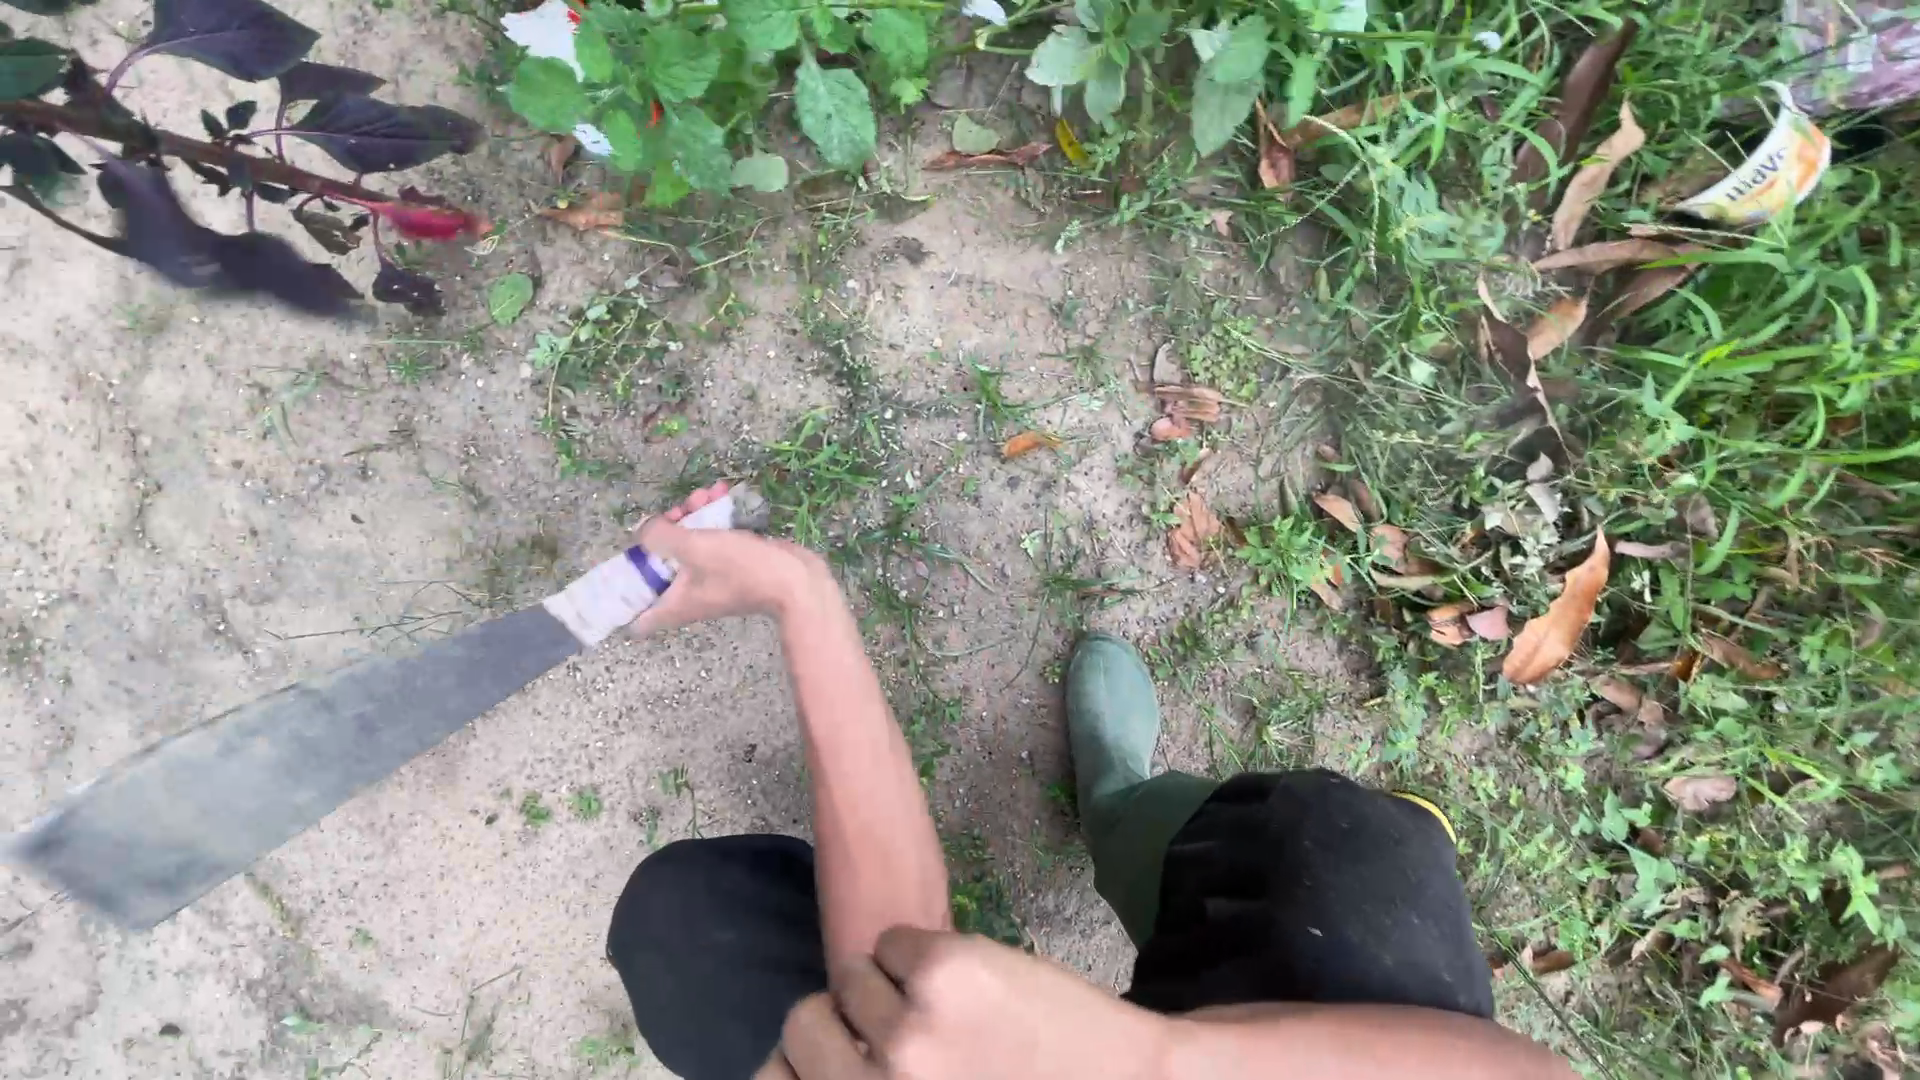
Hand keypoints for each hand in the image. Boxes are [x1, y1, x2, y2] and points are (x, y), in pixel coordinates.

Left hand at [628, 481, 832, 636]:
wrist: (796, 579)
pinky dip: (714, 519)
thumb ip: (659, 536)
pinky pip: (713, 540)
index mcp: (673, 605)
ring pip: (688, 546)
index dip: (623, 599)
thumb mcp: (693, 548)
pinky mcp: (733, 564)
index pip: (635, 621)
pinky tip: (722, 493)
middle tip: (677, 511)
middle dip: (665, 533)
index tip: (626, 563)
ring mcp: (712, 579)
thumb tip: (644, 530)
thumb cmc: (742, 570)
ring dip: (693, 516)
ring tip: (706, 493)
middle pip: (659, 566)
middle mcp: (688, 596)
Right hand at [758, 927, 1172, 1079]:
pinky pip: (895, 940)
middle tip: (883, 1024)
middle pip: (803, 1022)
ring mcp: (911, 1028)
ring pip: (852, 972)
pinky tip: (961, 978)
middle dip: (835, 1018)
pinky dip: (916, 953)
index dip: (791, 1066)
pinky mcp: (945, 969)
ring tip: (932, 1001)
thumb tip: (804, 1065)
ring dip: (882, 983)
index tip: (826, 1057)